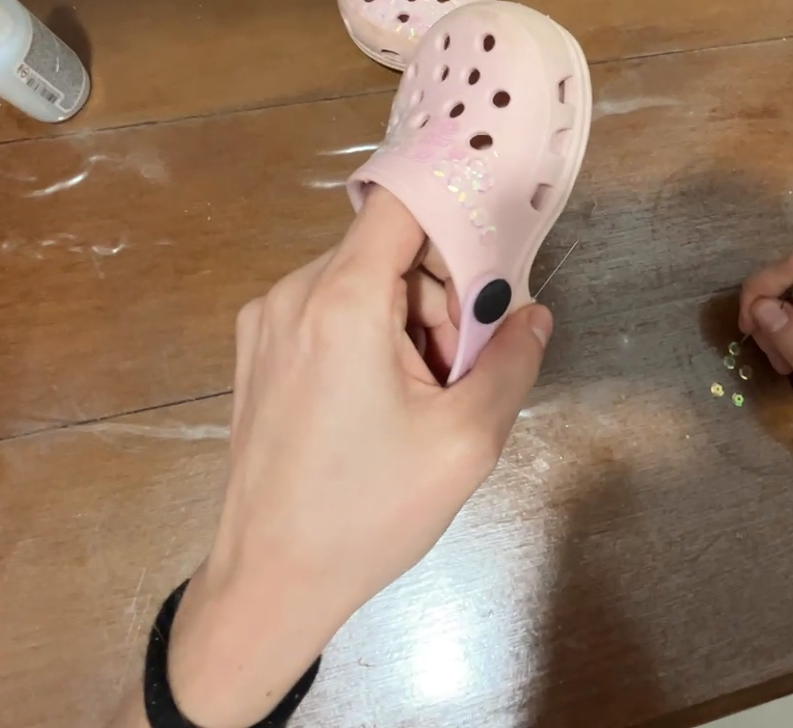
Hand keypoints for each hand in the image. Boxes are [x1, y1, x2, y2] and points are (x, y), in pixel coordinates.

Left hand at [167, 188, 551, 726]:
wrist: (268, 587)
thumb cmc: (369, 511)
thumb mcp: (467, 440)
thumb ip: (514, 362)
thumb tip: (533, 316)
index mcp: (341, 302)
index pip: (402, 205)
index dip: (453, 214)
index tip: (490, 258)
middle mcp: (294, 293)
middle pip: (391, 252)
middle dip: (440, 296)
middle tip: (457, 368)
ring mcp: (267, 320)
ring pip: (365, 281)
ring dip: (409, 320)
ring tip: (420, 395)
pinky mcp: (259, 348)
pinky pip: (333, 309)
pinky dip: (371, 334)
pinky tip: (380, 398)